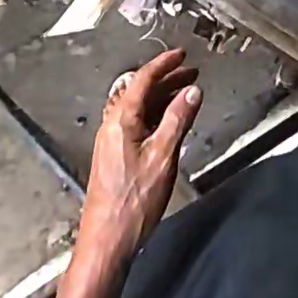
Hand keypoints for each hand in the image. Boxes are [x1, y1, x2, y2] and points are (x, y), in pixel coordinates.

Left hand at [80, 49, 202, 255]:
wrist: (106, 242)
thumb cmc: (131, 204)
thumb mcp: (163, 157)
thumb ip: (178, 120)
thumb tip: (191, 92)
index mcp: (121, 120)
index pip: (143, 80)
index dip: (164, 64)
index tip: (181, 55)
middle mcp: (113, 126)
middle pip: (141, 91)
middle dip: (167, 78)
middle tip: (189, 71)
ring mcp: (113, 141)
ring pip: (140, 107)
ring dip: (163, 96)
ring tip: (185, 92)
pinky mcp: (116, 155)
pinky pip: (138, 122)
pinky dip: (157, 114)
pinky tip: (171, 120)